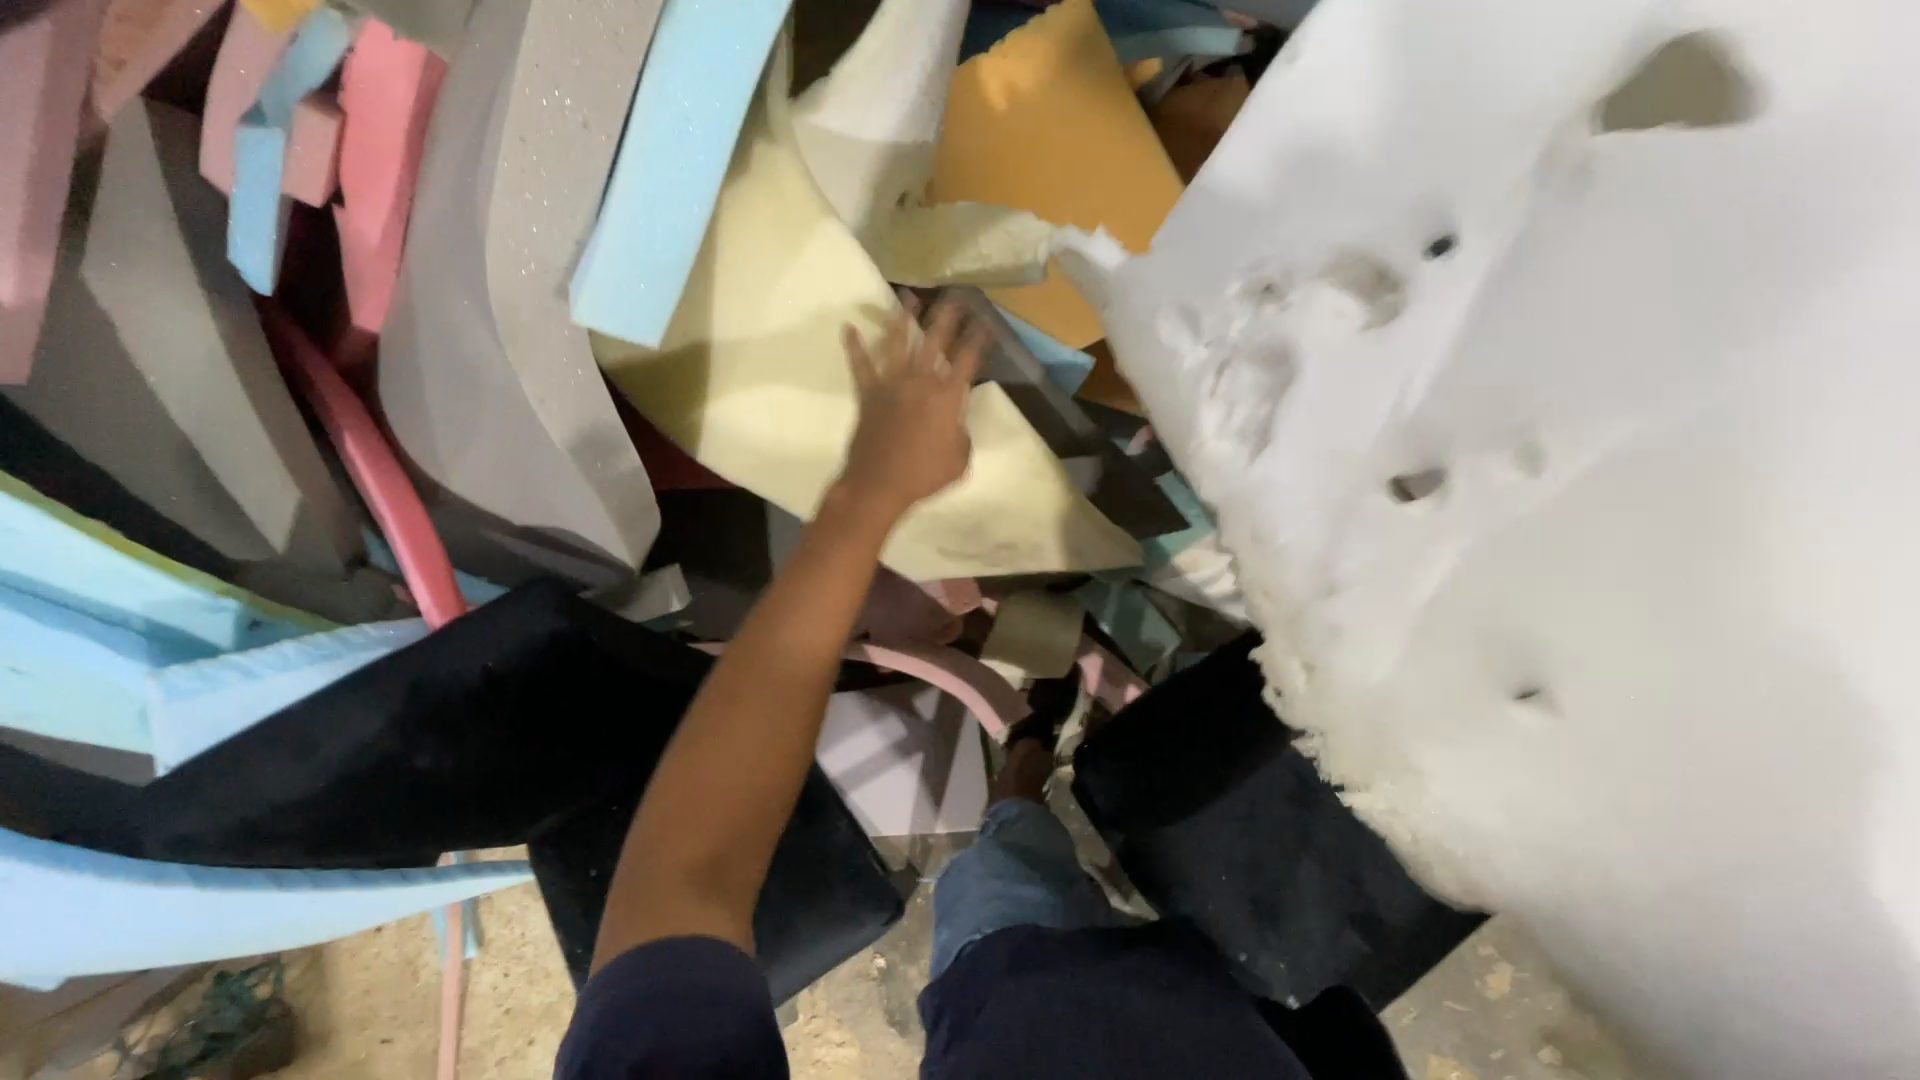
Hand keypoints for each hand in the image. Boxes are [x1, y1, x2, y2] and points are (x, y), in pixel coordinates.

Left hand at [835, 295, 990, 521]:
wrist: (878, 484)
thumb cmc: (923, 475)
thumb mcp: (959, 460)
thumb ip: (961, 435)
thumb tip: (954, 424)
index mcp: (946, 397)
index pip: (968, 359)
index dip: (979, 339)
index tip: (986, 321)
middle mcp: (920, 382)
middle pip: (935, 340)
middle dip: (947, 316)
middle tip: (955, 296)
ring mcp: (891, 384)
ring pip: (897, 342)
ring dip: (904, 318)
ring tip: (909, 297)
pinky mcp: (868, 394)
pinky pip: (860, 365)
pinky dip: (854, 346)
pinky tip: (849, 328)